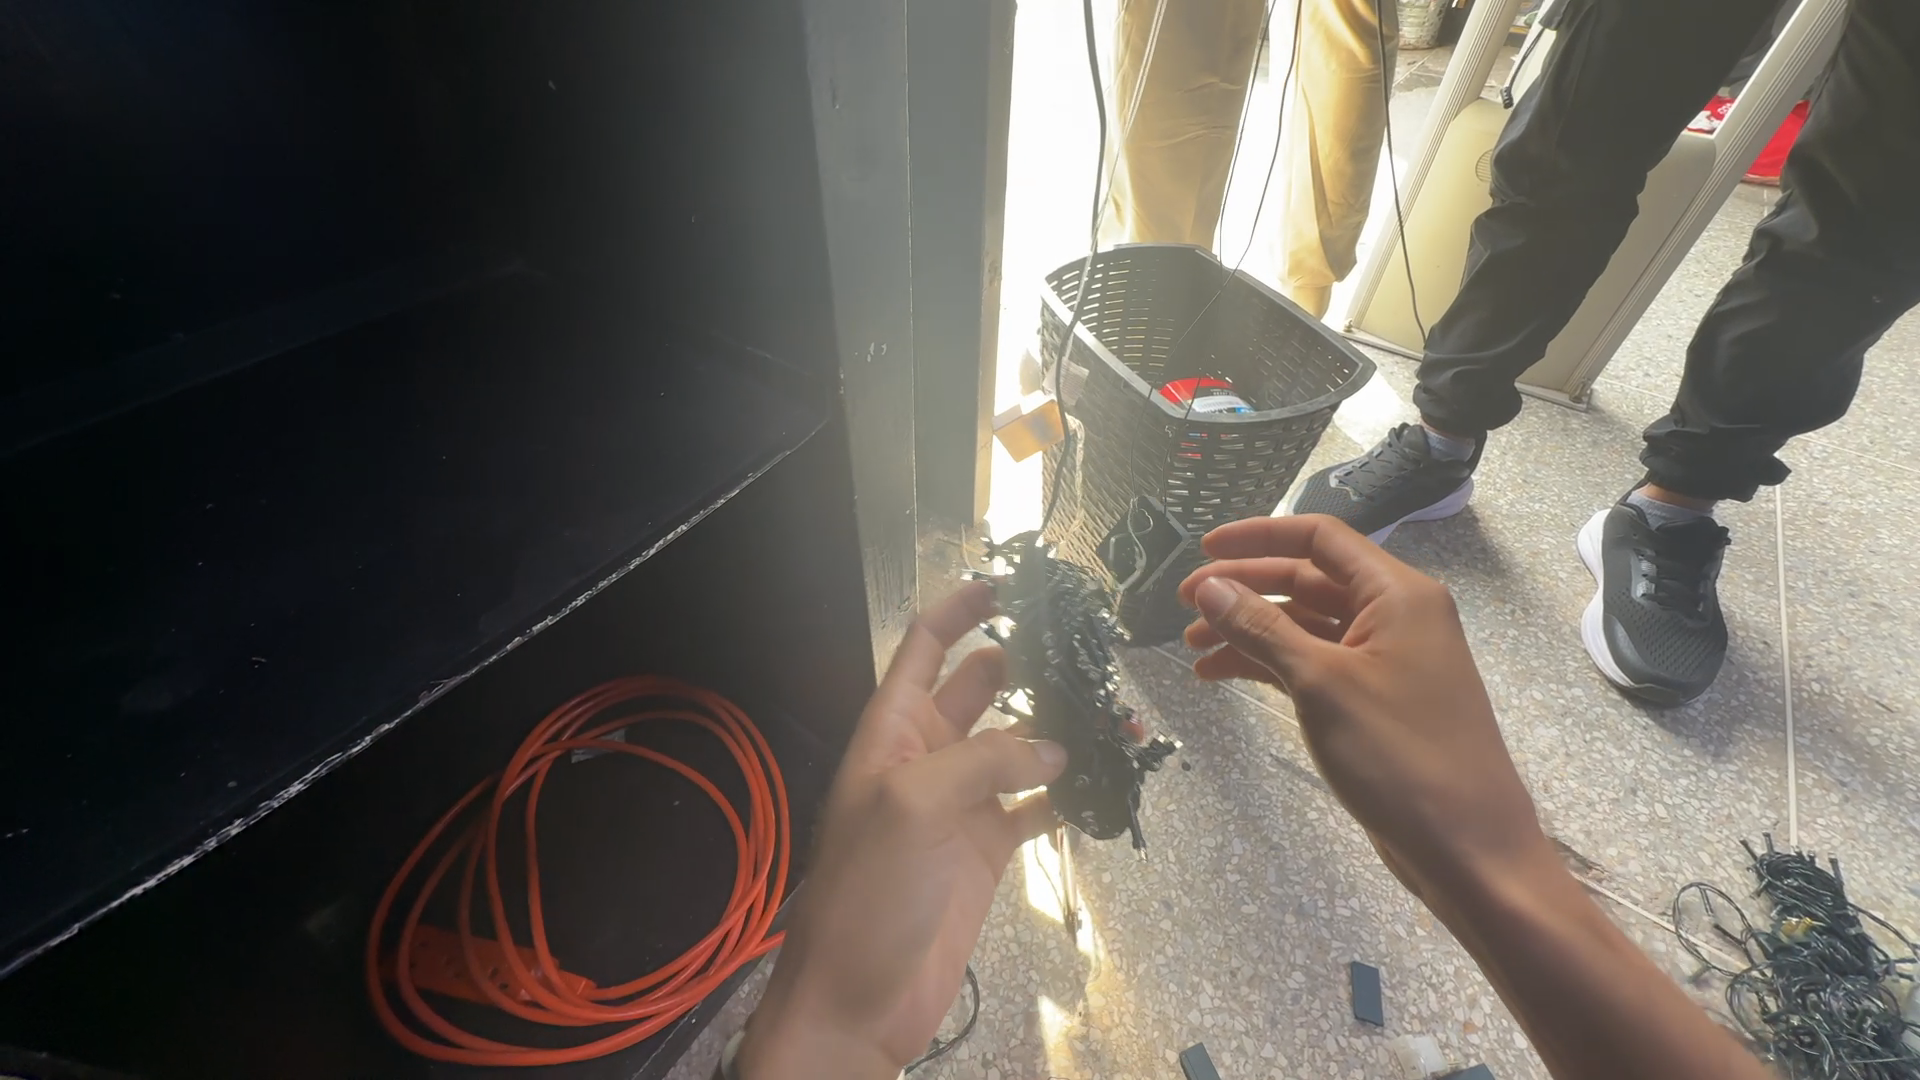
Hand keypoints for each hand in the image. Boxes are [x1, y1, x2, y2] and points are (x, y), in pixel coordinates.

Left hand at [736, 582, 1065, 1079]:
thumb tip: (1057, 749)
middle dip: (1024, 664)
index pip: (924, 645)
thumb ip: (985, 762)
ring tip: (1110, 715)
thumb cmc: (867, 889)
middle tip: (1080, 651)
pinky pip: (1034, 802)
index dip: (959, 609)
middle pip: (980, 687)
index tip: (1006, 584)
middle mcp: (929, 752)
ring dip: (1058, 729)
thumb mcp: (914, 805)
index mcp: (894, 727)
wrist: (857, 999)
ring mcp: (962, 798)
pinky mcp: (989, 844)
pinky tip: (1101, 782)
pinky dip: (1065, 792)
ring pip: (1017, 744)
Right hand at [1177, 515, 1553, 908]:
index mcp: (1396, 595)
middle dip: (1242, 588)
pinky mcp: (1368, 697)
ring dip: (1246, 630)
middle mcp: (1391, 616)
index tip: (1203, 550)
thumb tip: (1208, 586)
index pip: (1319, 539)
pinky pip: (1307, 661)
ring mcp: (1380, 659)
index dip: (1257, 536)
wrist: (1466, 851)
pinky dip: (1264, 663)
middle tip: (1185, 603)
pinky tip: (1219, 675)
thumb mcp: (1320, 682)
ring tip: (1191, 646)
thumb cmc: (1399, 755)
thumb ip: (1260, 627)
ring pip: (1300, 624)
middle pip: (1304, 580)